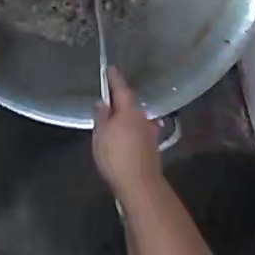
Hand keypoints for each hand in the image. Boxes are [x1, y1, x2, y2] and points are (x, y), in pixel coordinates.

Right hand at [93, 67, 162, 199]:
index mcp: (129, 109)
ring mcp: (151, 130)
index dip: (114, 78)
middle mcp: (143, 116)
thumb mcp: (101, 136)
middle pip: (131, 102)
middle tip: (110, 95)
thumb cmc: (116, 157)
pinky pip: (141, 128)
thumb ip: (102, 117)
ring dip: (128, 114)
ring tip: (117, 115)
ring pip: (137, 116)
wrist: (140, 185)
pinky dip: (133, 127)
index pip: (121, 88)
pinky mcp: (154, 144)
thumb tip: (103, 102)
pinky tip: (128, 133)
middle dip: (121, 98)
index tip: (110, 69)